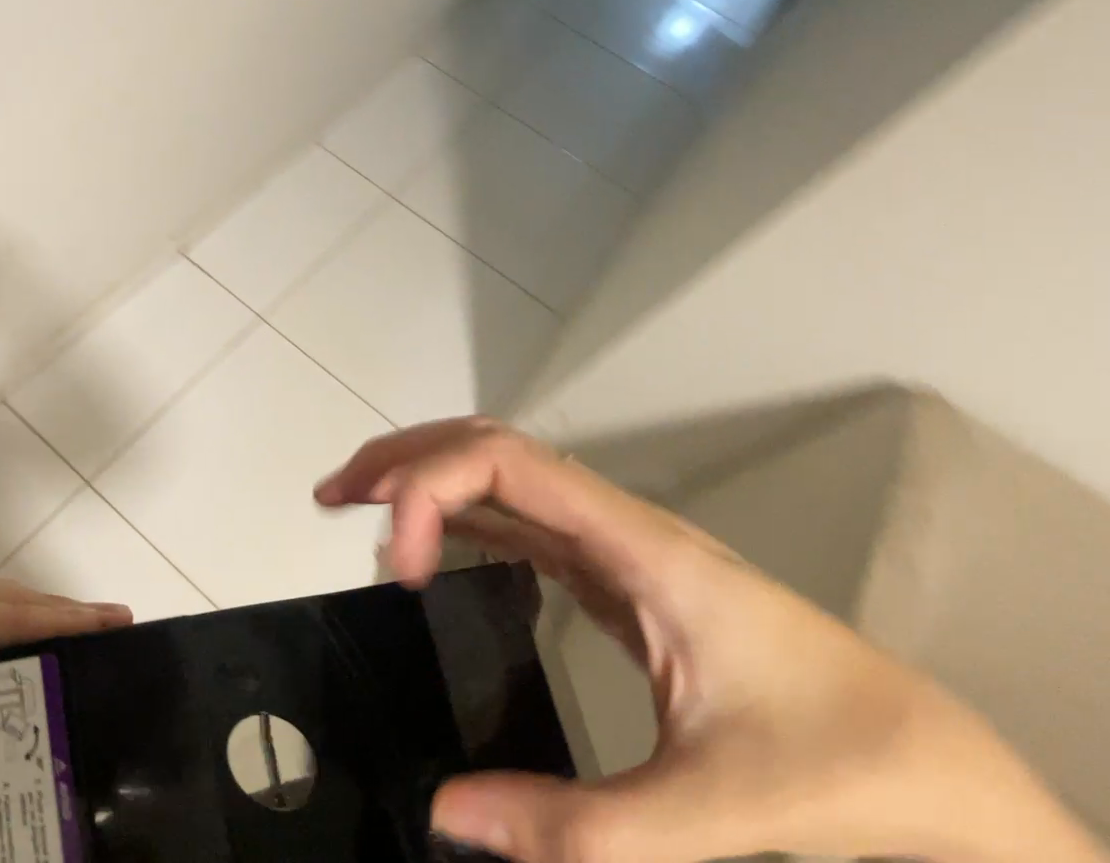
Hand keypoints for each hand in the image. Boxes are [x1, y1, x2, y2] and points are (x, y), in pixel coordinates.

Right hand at [317, 417, 1105, 862]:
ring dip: (427, 480)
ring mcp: (617, 549)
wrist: (935, 768)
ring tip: (359, 509)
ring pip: (503, 477)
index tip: (398, 565)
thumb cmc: (839, 769)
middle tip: (336, 497)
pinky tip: (429, 552)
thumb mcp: (711, 811)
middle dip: (406, 460)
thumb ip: (581, 827)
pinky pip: (520, 523)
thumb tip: (447, 814)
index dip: (433, 490)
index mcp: (640, 547)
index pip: (509, 463)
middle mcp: (619, 529)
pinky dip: (460, 519)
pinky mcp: (616, 578)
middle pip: (492, 448)